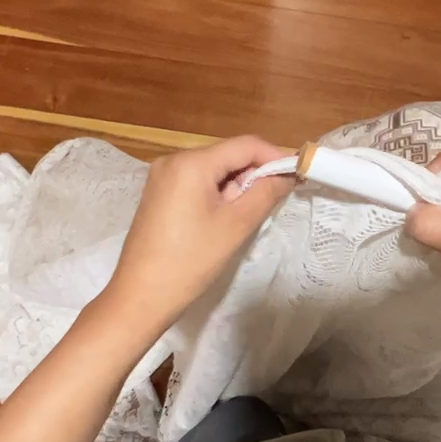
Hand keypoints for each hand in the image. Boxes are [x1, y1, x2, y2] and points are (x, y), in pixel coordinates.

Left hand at [98, 135, 293, 333]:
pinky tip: (224, 218)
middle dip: (255, 173)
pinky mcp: (159, 193)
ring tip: (246, 215)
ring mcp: (162, 176)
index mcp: (191, 162)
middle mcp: (173, 160)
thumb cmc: (191, 261)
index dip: (275, 157)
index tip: (299, 175)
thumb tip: (288, 173)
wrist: (141, 296)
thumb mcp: (236, 226)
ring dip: (237, 185)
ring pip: (214, 169)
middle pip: (228, 154)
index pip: (245, 145)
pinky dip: (217, 193)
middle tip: (273, 202)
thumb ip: (266, 193)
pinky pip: (197, 182)